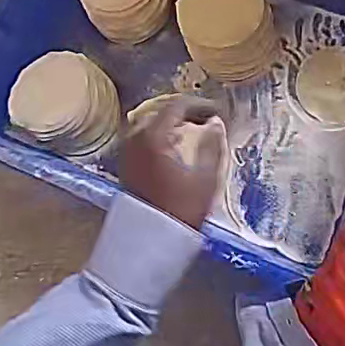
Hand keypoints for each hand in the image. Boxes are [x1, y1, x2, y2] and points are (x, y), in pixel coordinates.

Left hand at [120, 95, 225, 229]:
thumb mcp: (206, 178)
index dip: (201, 105)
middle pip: (162, 111)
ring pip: (151, 124)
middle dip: (186, 112)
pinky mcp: (126, 163)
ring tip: (193, 131)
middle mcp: (135, 138)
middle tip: (207, 119)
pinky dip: (161, 135)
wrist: (150, 240)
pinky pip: (144, 137)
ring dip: (172, 123)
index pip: (178, 106)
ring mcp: (128, 151)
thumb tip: (216, 125)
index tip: (218, 112)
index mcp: (154, 136)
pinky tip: (175, 146)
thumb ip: (213, 145)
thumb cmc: (181, 209)